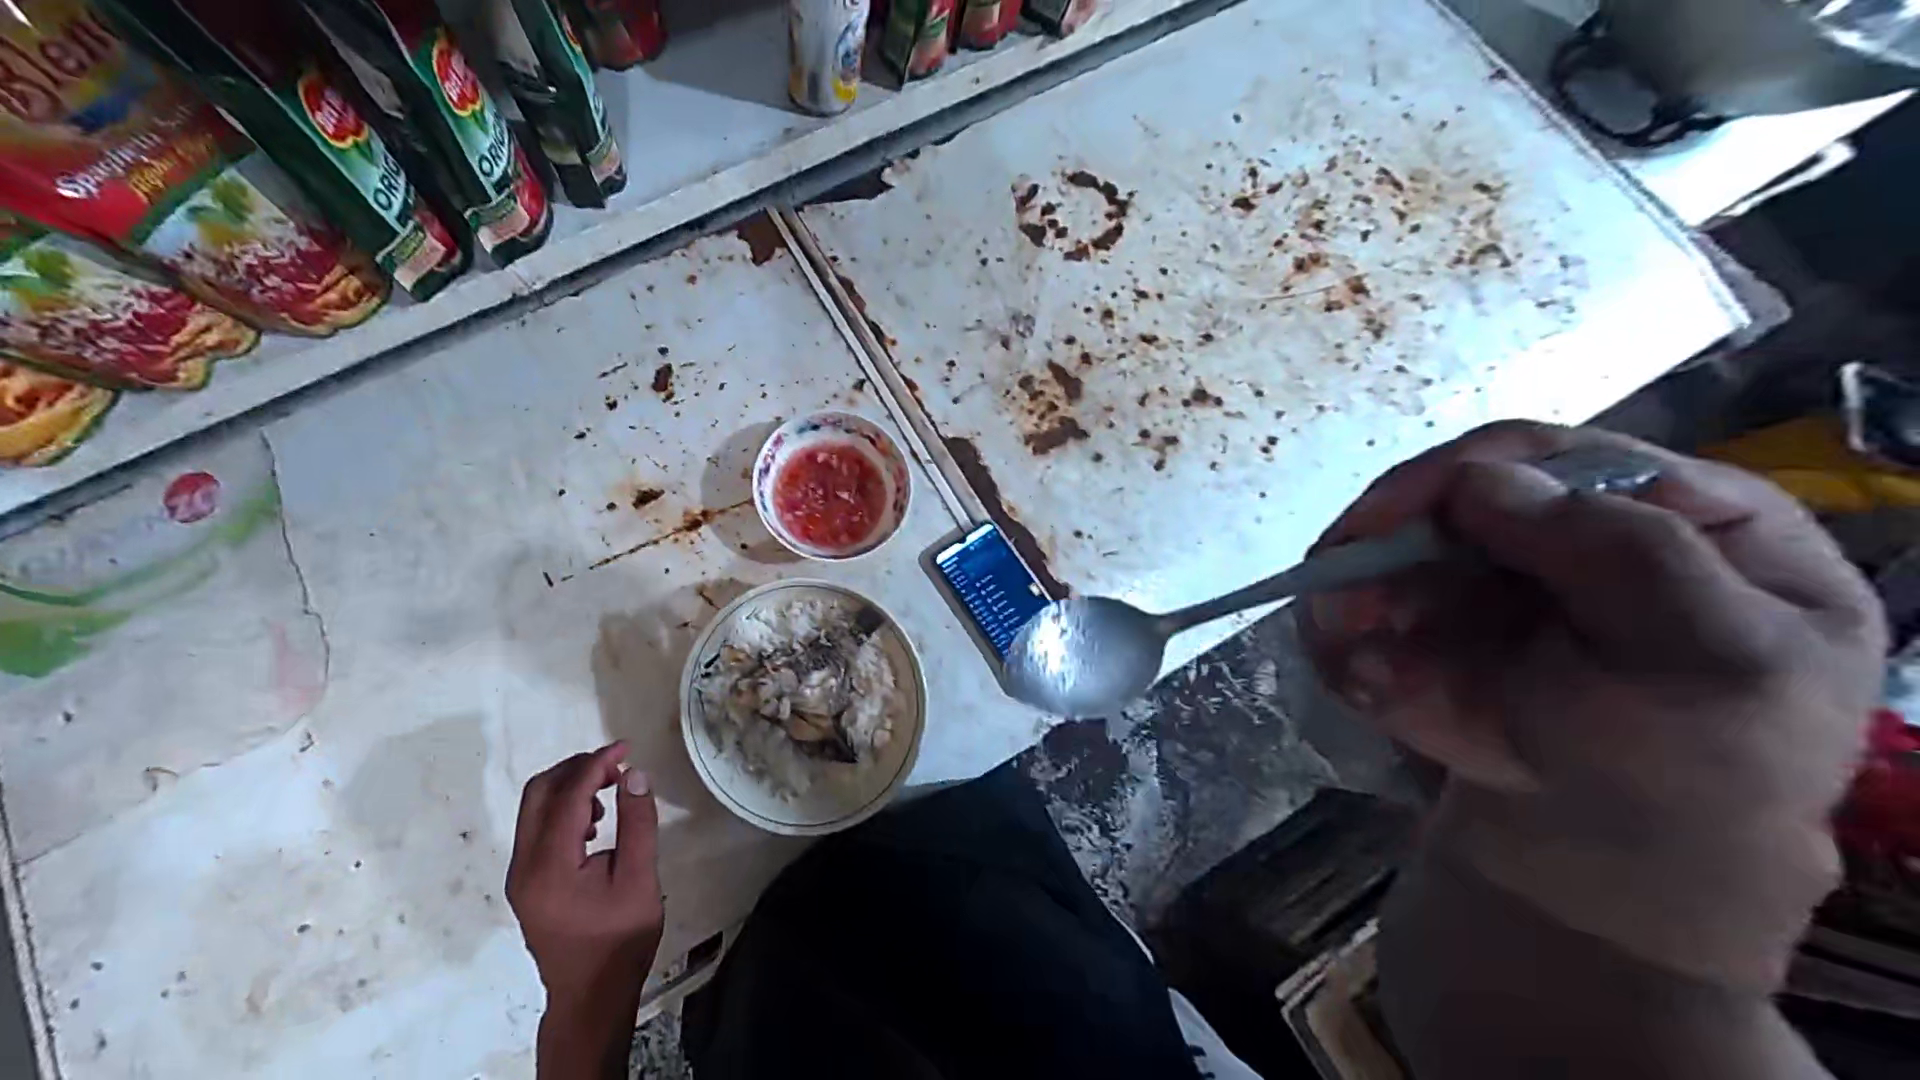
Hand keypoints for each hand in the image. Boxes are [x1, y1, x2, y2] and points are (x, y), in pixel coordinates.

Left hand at [506, 742, 661, 1077]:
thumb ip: (638, 823)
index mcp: (549, 865)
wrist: (590, 994)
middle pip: (539, 793)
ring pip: (535, 807)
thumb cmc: (620, 938)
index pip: (568, 795)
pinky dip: (565, 806)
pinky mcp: (527, 881)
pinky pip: (538, 826)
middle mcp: (524, 865)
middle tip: (617, 762)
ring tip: (612, 787)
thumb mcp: (640, 878)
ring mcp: (521, 874)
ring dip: (570, 785)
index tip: (627, 747)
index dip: (596, 763)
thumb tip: (633, 774)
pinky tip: (597, 818)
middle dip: (578, 767)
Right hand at [1304, 422, 1886, 988]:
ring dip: (1348, 595)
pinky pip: (1350, 605)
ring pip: (1379, 547)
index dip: (1458, 475)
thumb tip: (1476, 479)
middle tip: (1340, 596)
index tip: (1387, 520)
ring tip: (1352, 658)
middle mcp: (1551, 522)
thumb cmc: (1692, 755)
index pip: (1546, 453)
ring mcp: (1473, 565)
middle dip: (1380, 540)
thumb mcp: (1713, 658)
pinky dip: (1337, 639)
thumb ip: (1628, 556)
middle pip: (1439, 491)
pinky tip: (1361, 682)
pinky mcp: (1415, 609)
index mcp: (1661, 508)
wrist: (1607, 837)